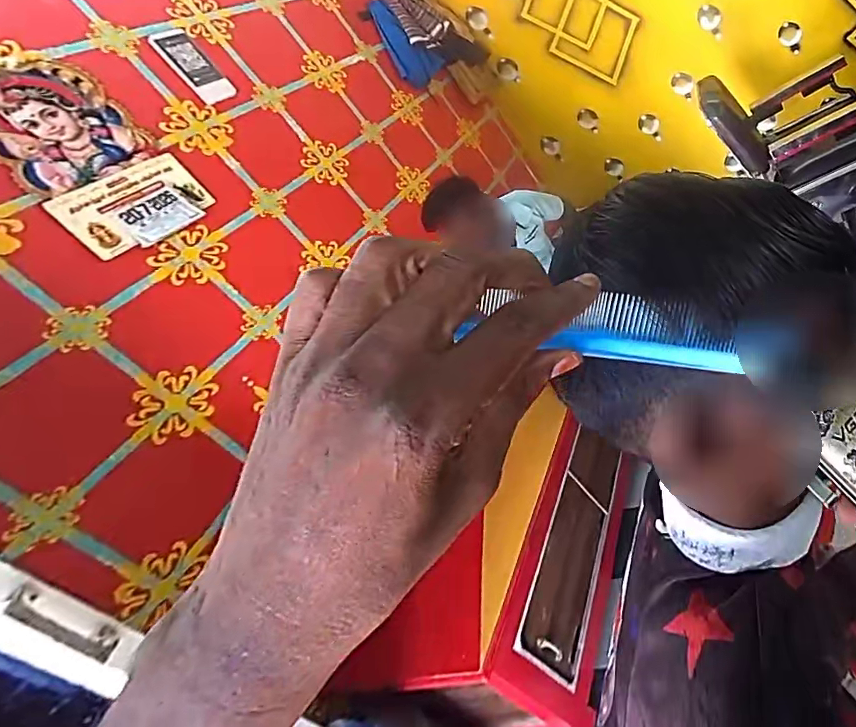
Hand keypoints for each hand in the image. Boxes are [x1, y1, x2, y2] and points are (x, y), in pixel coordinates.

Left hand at [105, 238, 597, 725]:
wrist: (270, 598)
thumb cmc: (382, 563)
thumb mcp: (468, 492)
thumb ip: (512, 406)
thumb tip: (559, 353)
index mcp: (425, 415)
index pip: (510, 329)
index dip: (559, 302)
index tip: (585, 289)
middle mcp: (372, 368)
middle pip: (454, 274)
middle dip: (509, 265)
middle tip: (532, 284)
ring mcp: (322, 355)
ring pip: (384, 258)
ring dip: (437, 258)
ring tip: (462, 284)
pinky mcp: (288, 357)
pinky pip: (323, 284)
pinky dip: (365, 279)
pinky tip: (390, 305)